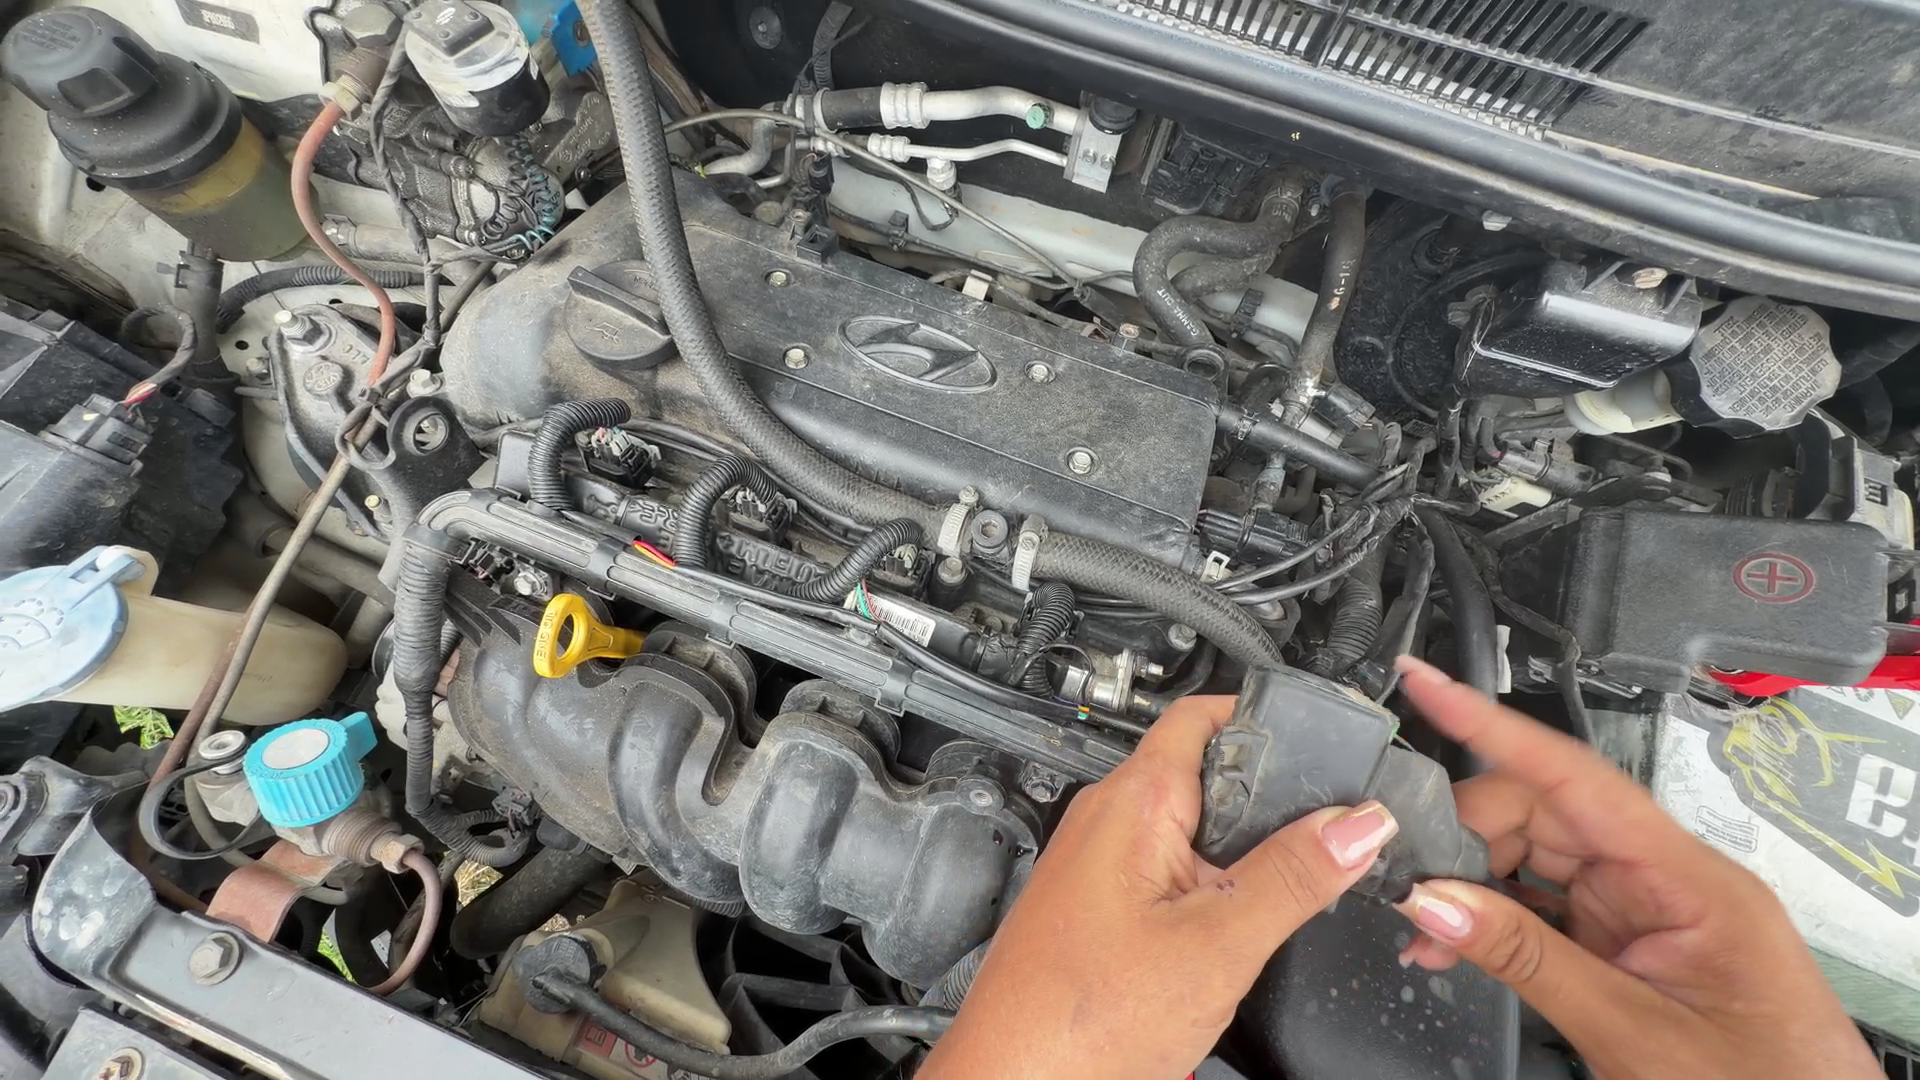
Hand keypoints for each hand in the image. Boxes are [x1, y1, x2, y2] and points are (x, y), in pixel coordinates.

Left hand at [919, 696, 1400, 1079]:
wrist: (1019, 1075)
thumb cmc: (1087, 1014)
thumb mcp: (1216, 944)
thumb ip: (1292, 877)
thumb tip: (1356, 824)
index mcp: (1135, 799)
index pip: (1200, 716)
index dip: (1259, 713)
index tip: (1316, 731)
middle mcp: (1109, 810)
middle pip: (1198, 762)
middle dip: (1262, 782)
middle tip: (1326, 811)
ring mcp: (1101, 848)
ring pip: (1184, 811)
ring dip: (1237, 829)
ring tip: (1292, 860)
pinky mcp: (1100, 886)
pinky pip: (1163, 850)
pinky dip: (1207, 863)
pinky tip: (1234, 901)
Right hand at [1390, 656, 1879, 1079]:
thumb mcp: (1637, 1035)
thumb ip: (1524, 958)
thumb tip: (1425, 898)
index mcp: (1689, 879)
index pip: (1573, 775)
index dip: (1490, 724)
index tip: (1425, 683)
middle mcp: (1657, 874)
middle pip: (1530, 813)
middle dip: (1460, 839)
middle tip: (1409, 879)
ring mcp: (1632, 903)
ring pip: (1516, 853)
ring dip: (1461, 884)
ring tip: (1424, 931)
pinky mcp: (1611, 931)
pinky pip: (1524, 898)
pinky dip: (1479, 915)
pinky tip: (1447, 943)